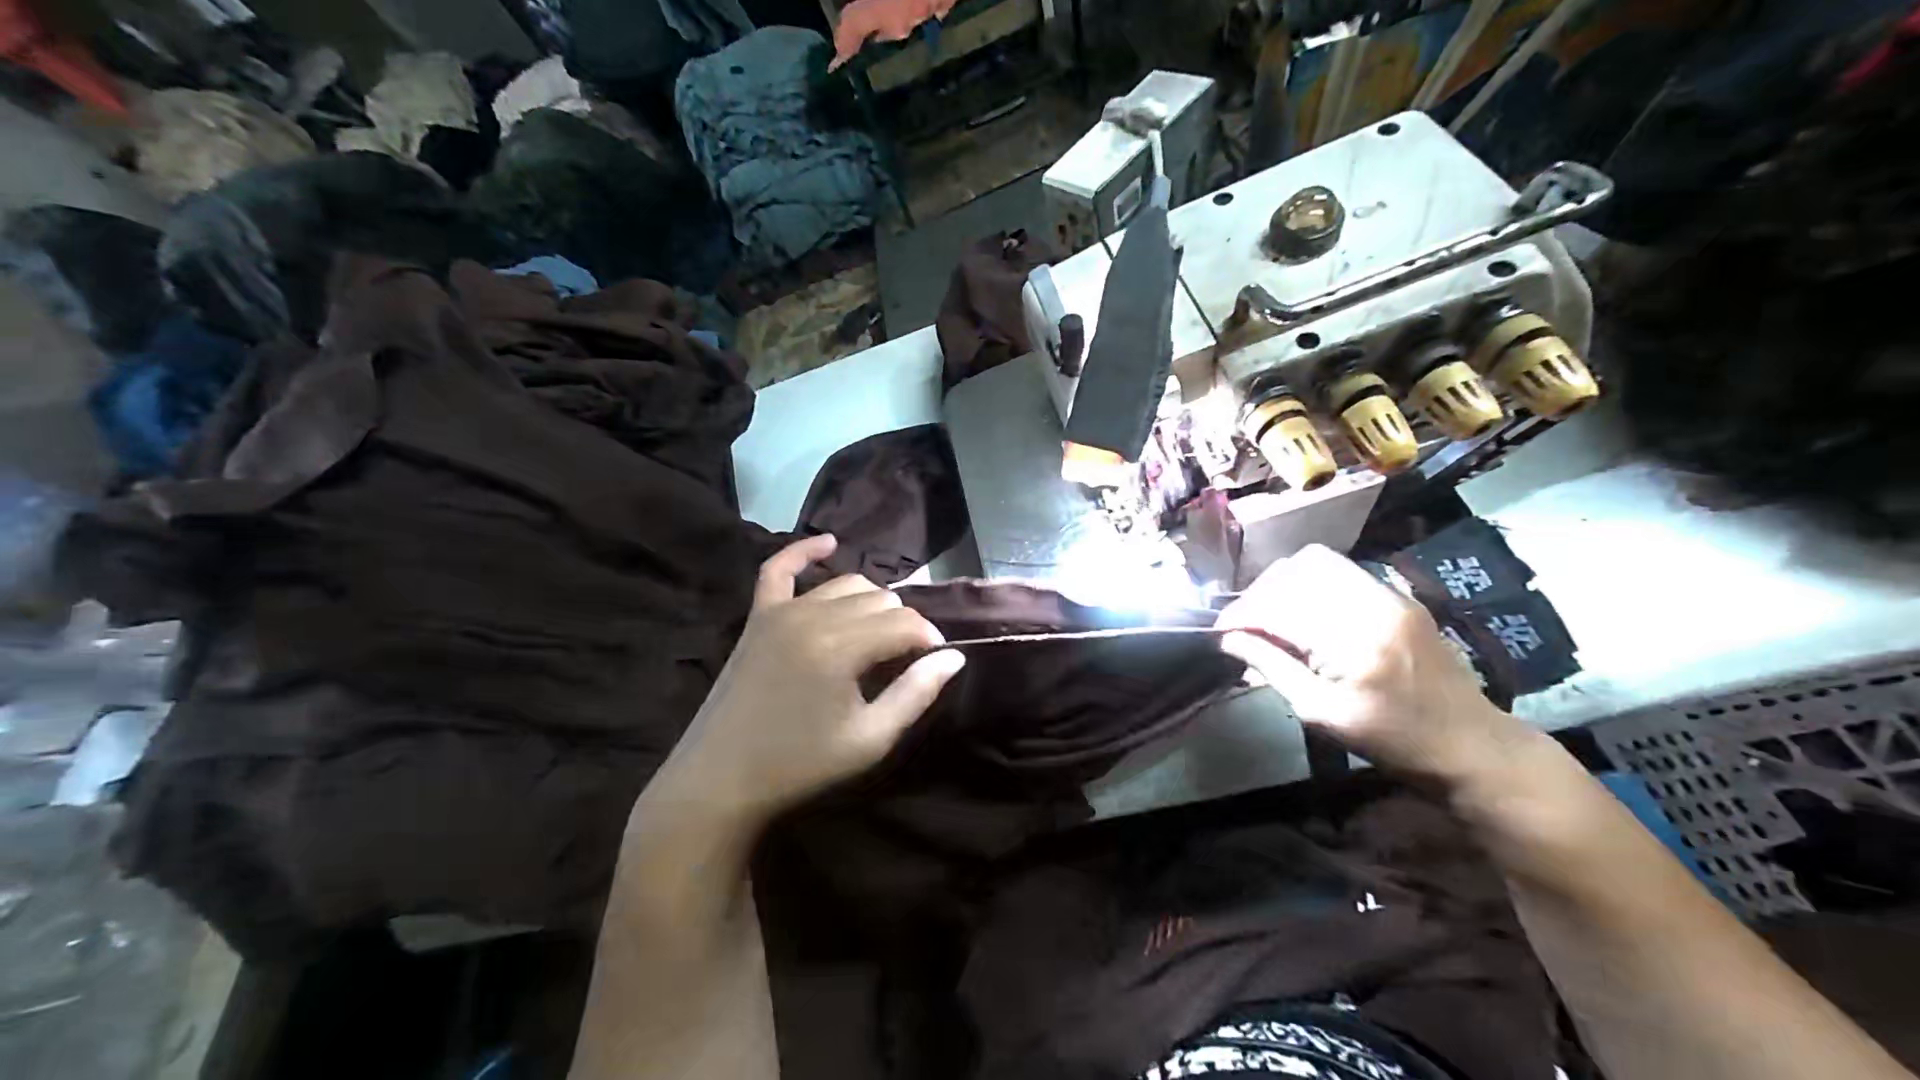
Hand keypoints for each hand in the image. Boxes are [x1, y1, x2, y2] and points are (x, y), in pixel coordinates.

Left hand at [664, 535, 965, 822]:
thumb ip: (915, 693)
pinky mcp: (758, 616)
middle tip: (902, 660)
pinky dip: (804, 552)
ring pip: (845, 584)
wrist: (722, 777)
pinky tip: (829, 543)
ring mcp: (781, 611)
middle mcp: (813, 617)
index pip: (905, 623)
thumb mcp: (870, 740)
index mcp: (841, 648)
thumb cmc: (801, 764)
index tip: (934, 663)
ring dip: (871, 602)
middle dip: (902, 624)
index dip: (928, 640)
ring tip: (877, 633)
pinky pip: (778, 569)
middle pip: (880, 600)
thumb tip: (954, 657)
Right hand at [1216, 544, 1536, 788]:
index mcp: (1354, 640)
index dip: (1241, 616)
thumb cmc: (1391, 739)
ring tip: (1270, 614)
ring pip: (1316, 563)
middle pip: (1294, 572)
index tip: (1221, 634)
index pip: (1278, 606)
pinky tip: (1303, 612)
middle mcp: (1372, 604)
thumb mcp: (1320, 714)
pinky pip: (1341, 571)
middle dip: (1258, 595)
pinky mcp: (1398, 597)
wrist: (1470, 744)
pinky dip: (1310, 584)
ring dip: (1283, 584)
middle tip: (1244, 626)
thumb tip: (1229, 640)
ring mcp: (1389, 595)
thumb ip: (1272, 668)